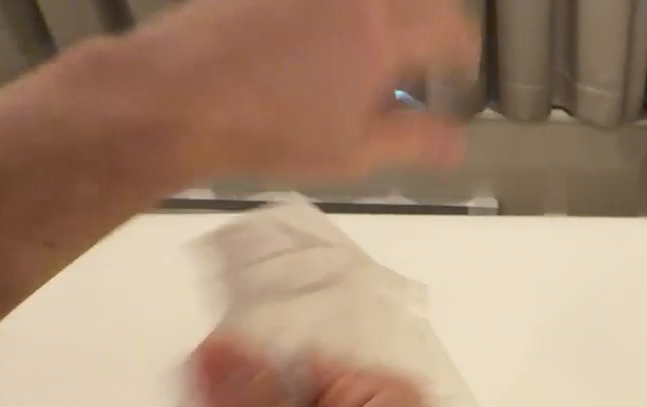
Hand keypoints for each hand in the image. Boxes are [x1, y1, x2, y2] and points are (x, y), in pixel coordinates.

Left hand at [110, 0, 479, 179]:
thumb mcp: (358, 152)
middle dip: (431, 25)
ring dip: (390, 20)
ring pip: (372, 2)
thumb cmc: (278, 132)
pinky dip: (349, 16)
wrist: (183, 94)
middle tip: (427, 60)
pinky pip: (333, 2)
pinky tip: (332, 46)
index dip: (463, 52)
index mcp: (381, 33)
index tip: (461, 74)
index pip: (448, 27)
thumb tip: (459, 142)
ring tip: (381, 56)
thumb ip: (417, 140)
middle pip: (414, 1)